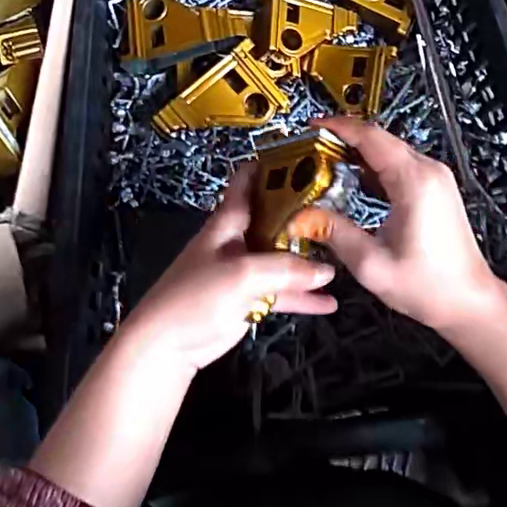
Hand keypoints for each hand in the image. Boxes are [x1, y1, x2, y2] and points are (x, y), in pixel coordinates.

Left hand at [115, 163, 338, 376]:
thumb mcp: (242, 274)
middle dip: (302, 213)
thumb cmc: (197, 295)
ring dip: (307, 259)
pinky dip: (303, 297)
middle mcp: (238, 239)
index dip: (271, 166)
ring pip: (281, 258)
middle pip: (273, 218)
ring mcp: (244, 271)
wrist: (165, 346)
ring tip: (341, 256)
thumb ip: (285, 269)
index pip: (248, 180)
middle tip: (338, 209)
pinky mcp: (248, 300)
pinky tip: (329, 302)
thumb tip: (325, 271)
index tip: (304, 160)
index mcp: (229, 221)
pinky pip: (281, 293)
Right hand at [313, 117, 506, 332]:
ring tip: (326, 161)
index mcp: (413, 181)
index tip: (312, 126)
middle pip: (379, 138)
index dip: (338, 127)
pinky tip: (353, 177)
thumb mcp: (371, 263)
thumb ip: (334, 233)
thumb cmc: (429, 286)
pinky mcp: (435, 186)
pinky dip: (374, 163)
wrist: (470, 302)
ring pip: (389, 148)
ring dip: (358, 150)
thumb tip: (302, 215)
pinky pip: (399, 162)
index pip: (370, 136)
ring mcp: (435, 176)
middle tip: (312, 147)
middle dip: (343, 137)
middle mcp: (428, 170)